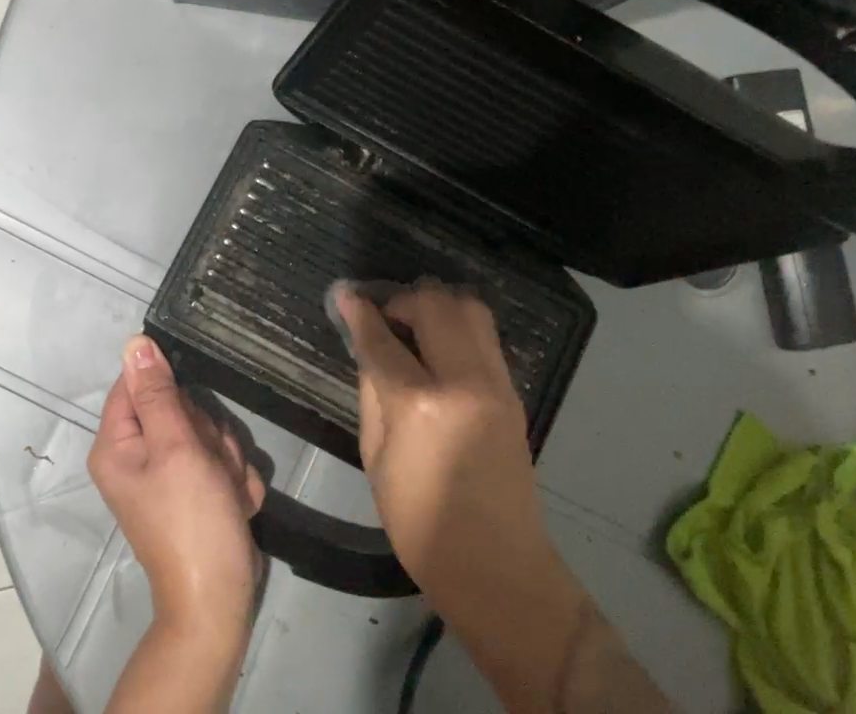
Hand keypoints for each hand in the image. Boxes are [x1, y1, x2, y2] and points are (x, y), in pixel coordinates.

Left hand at [89, 336, 266, 634]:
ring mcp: (169, 475)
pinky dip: (234, 483)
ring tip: (223, 493)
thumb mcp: (176, 448)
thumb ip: (158, 393)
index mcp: (117, 443)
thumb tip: (134, 342)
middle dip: (209, 435)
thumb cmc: (191, 520)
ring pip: (210, 436)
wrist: (220, 598)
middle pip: (181, 409)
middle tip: (211, 467)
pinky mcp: (197, 492)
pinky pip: (222, 465)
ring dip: (227, 461)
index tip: (192, 419)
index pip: (140, 384)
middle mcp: (137, 455)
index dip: (174, 393)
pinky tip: (233, 506)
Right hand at [330, 280, 561, 599]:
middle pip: (435, 305)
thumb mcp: (375, 455)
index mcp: (420, 405)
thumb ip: (372, 391)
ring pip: (470, 308)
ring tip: (411, 323)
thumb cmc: (417, 520)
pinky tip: (436, 345)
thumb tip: (367, 347)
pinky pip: (484, 335)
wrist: (494, 562)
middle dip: (402, 298)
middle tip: (380, 314)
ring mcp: (496, 384)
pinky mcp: (513, 391)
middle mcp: (464, 381)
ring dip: (435, 304)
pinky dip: (457, 325)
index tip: (343, 293)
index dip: (358, 311)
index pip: (382, 339)